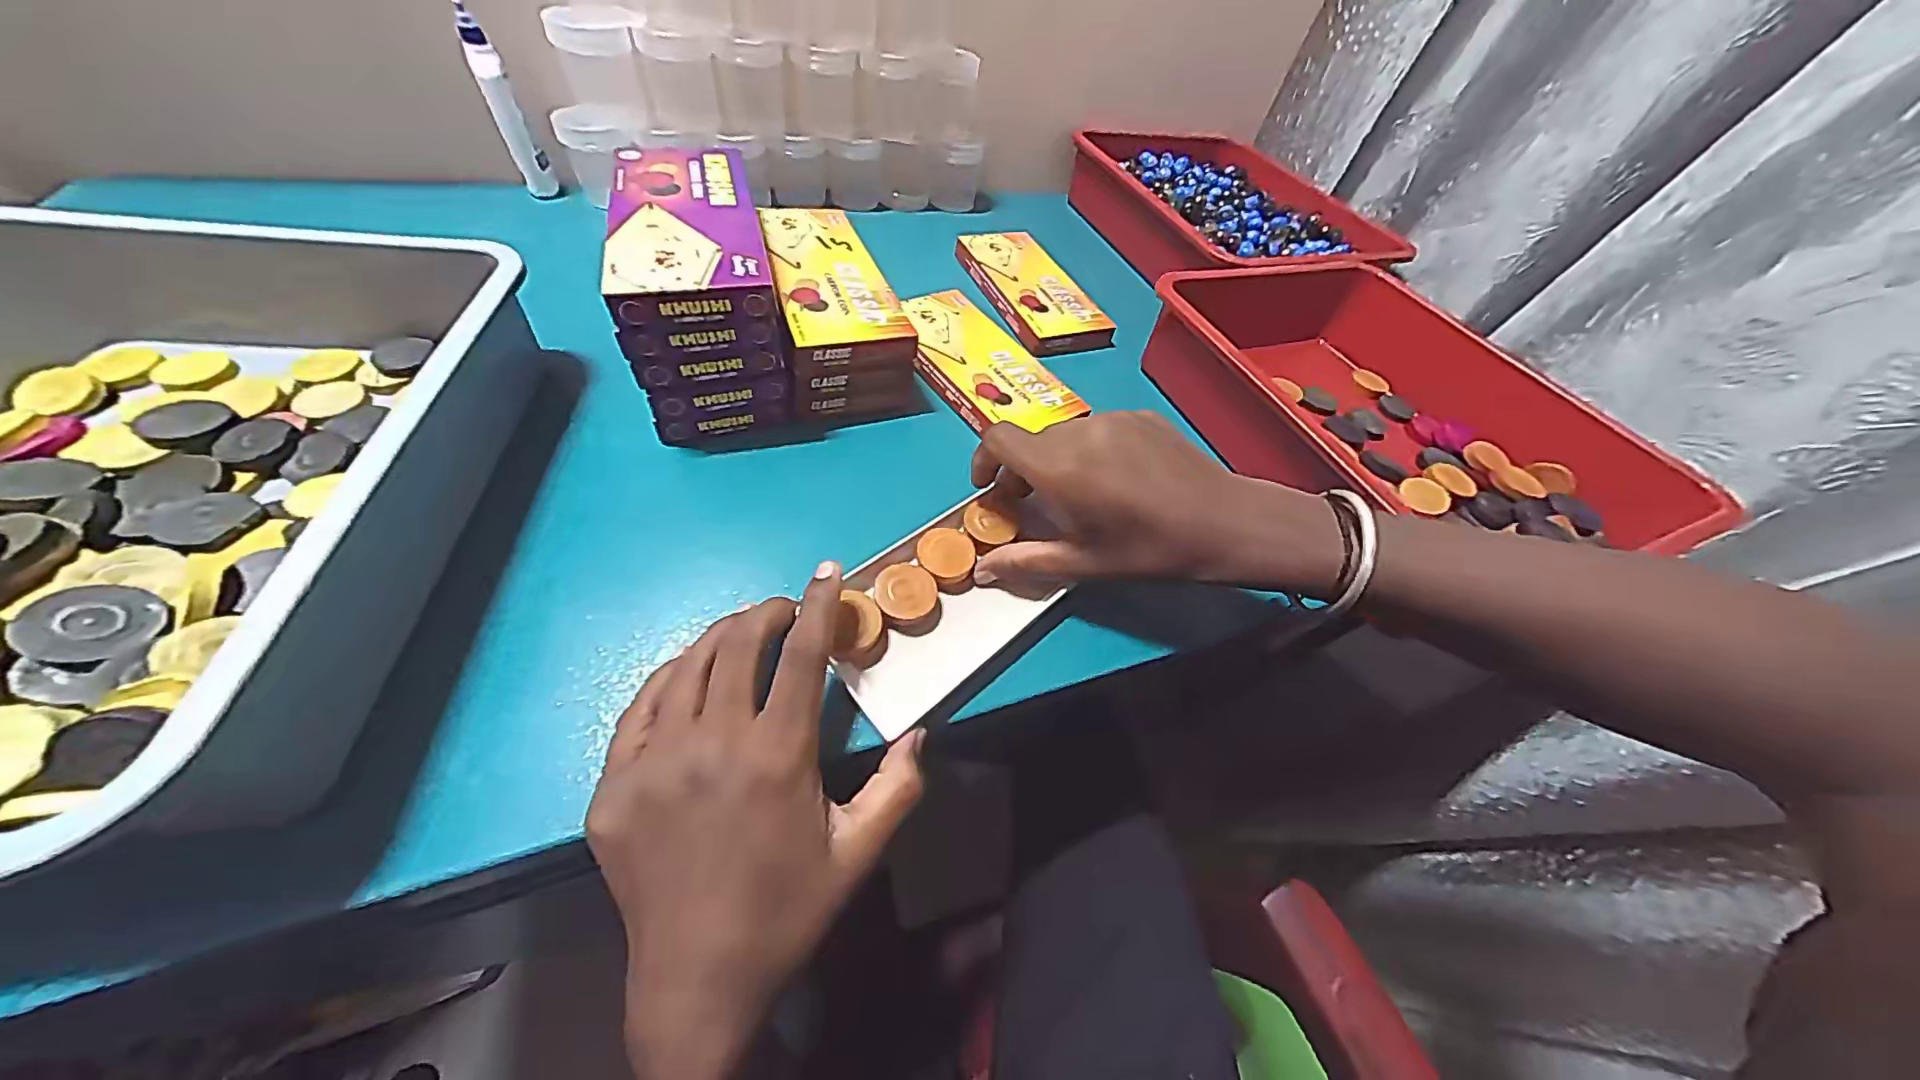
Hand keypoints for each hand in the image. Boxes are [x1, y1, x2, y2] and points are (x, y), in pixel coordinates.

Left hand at [587, 563, 925, 1079]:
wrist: (697, 980)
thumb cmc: (787, 911)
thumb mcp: (859, 854)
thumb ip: (898, 788)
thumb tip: (918, 732)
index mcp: (777, 757)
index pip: (801, 657)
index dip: (818, 606)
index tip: (825, 573)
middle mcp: (713, 746)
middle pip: (737, 646)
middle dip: (767, 613)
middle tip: (785, 610)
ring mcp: (654, 764)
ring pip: (687, 667)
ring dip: (721, 636)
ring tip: (743, 631)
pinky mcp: (613, 786)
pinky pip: (640, 706)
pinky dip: (671, 675)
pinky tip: (688, 673)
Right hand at [970, 412, 1346, 595]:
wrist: (1226, 523)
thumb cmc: (1150, 550)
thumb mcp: (1084, 563)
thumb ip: (1026, 561)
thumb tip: (982, 572)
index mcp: (1061, 467)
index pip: (999, 438)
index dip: (983, 459)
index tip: (990, 487)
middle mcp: (1081, 431)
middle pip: (1031, 441)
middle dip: (1021, 471)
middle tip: (1034, 504)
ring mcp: (1114, 419)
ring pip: (1064, 434)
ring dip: (1056, 460)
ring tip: (1080, 494)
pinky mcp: (1139, 416)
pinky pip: (1097, 428)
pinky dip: (1088, 450)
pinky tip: (1115, 479)